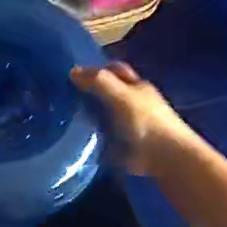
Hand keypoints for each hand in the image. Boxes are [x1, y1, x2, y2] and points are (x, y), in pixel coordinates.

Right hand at [71, 62, 196, 175]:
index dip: (95, 70)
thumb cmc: (145, 121)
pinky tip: (73, 135)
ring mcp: (127, 125)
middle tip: (62, 95)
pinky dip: (89, 134)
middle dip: (88, 92)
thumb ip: (99, 82)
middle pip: (107, 92)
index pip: (113, 71)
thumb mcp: (121, 96)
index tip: (71, 75)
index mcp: (136, 87)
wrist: (164, 157)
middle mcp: (132, 103)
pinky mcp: (121, 145)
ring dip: (86, 114)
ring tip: (62, 114)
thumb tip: (72, 71)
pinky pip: (100, 135)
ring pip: (102, 114)